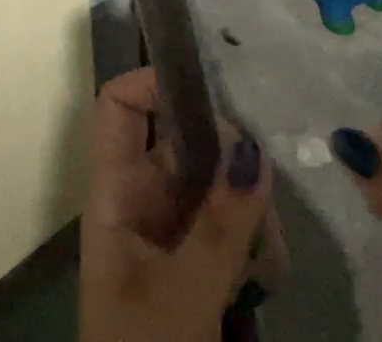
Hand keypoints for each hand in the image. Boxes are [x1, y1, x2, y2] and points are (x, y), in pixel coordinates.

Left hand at [80, 68, 271, 341]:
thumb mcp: (182, 297)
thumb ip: (222, 226)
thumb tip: (253, 150)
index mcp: (114, 194)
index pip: (118, 107)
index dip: (154, 83)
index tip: (215, 91)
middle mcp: (141, 198)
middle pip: (187, 139)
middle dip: (232, 161)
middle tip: (265, 204)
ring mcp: (172, 226)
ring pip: (220, 181)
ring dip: (251, 212)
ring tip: (267, 261)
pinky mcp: (198, 255)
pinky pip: (234, 221)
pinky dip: (256, 242)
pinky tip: (266, 280)